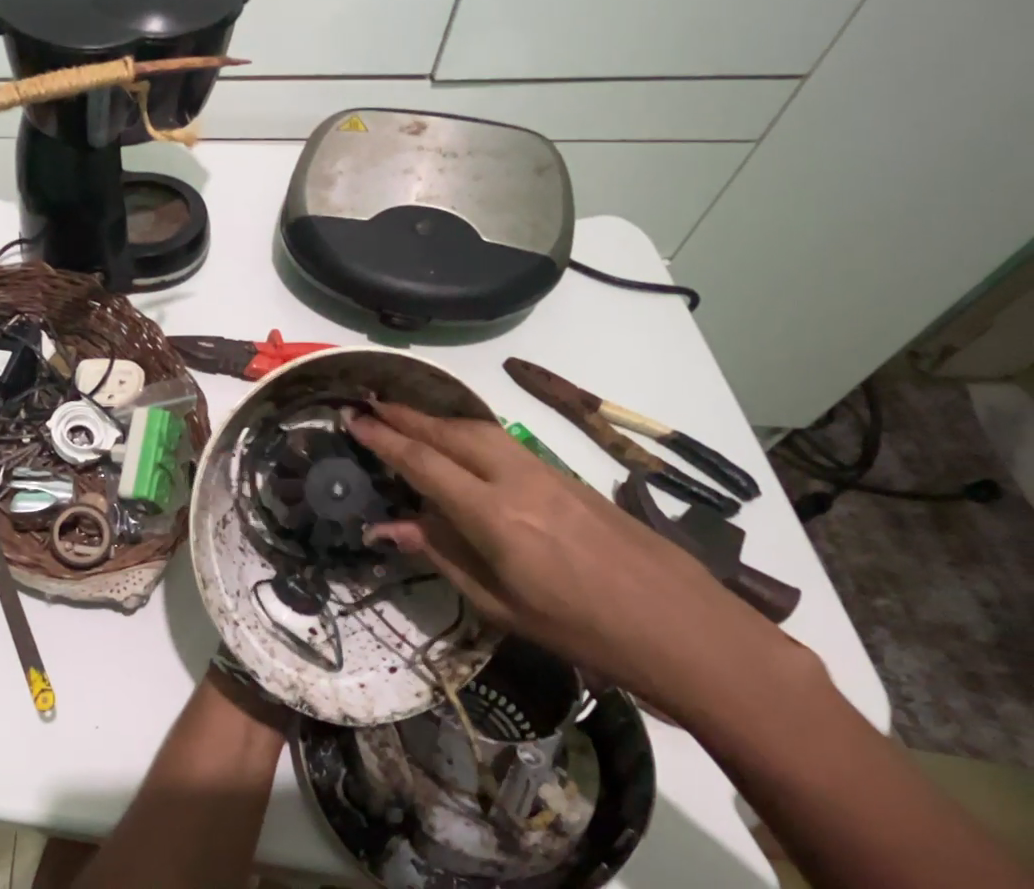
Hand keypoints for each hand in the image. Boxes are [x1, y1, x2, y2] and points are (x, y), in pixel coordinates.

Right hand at [346, 402, 797, 716]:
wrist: (683, 628)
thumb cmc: (582, 632)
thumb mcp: (499, 605)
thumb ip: (443, 555)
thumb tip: (391, 525)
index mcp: (494, 517)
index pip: (424, 463)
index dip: (384, 439)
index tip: (352, 419)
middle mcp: (517, 481)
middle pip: (451, 433)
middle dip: (405, 415)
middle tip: (368, 403)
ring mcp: (548, 473)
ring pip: (481, 429)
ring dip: (437, 418)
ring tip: (404, 414)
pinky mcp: (569, 477)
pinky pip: (506, 442)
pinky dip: (469, 432)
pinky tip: (458, 442)